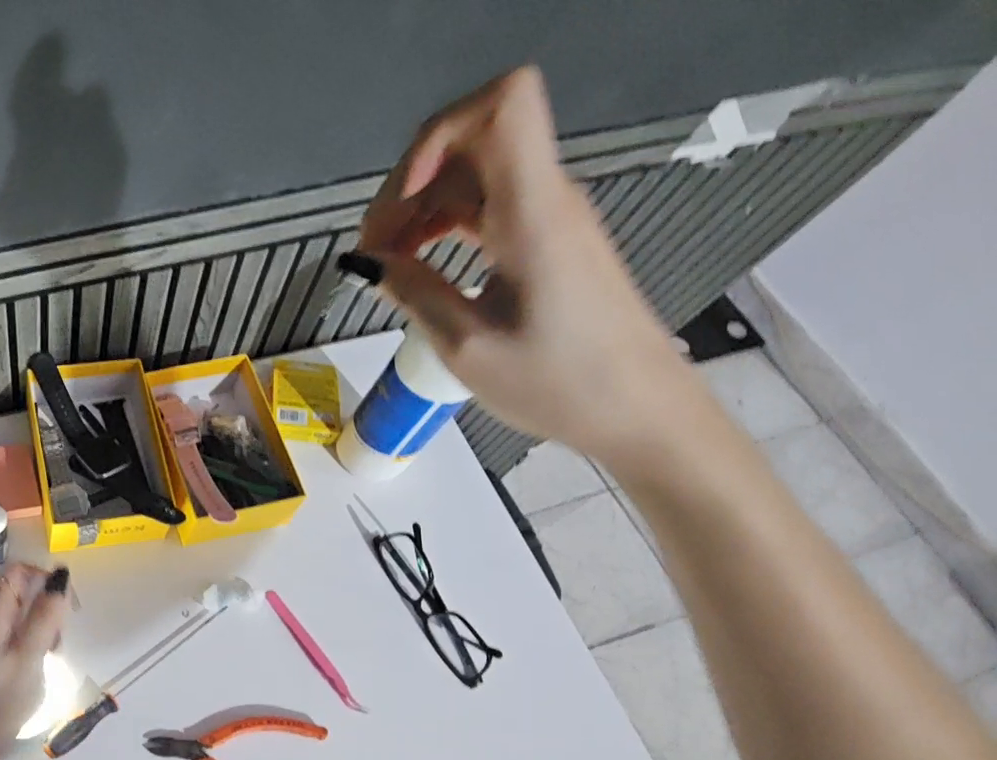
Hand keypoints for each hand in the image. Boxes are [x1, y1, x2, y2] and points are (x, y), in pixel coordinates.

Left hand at [0, 564, 69, 759]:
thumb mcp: (29, 659)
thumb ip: (44, 617)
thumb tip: (59, 576)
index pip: (15, 573)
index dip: (42, 578)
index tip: (65, 604)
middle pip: (14, 594)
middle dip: (43, 607)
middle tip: (58, 639)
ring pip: (12, 618)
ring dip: (36, 628)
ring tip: (49, 657)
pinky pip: (5, 638)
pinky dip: (25, 644)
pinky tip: (32, 670)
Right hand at [356, 66, 702, 464]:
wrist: (640, 411)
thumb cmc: (559, 385)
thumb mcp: (468, 347)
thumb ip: (413, 291)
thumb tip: (365, 260)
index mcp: (533, 212)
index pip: (503, 103)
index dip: (443, 130)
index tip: (407, 197)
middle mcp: (545, 198)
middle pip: (470, 140)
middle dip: (410, 184)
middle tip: (374, 253)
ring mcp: (549, 216)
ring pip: (472, 174)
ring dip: (420, 209)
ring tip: (386, 266)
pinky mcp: (549, 239)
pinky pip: (487, 206)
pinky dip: (443, 225)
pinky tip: (417, 266)